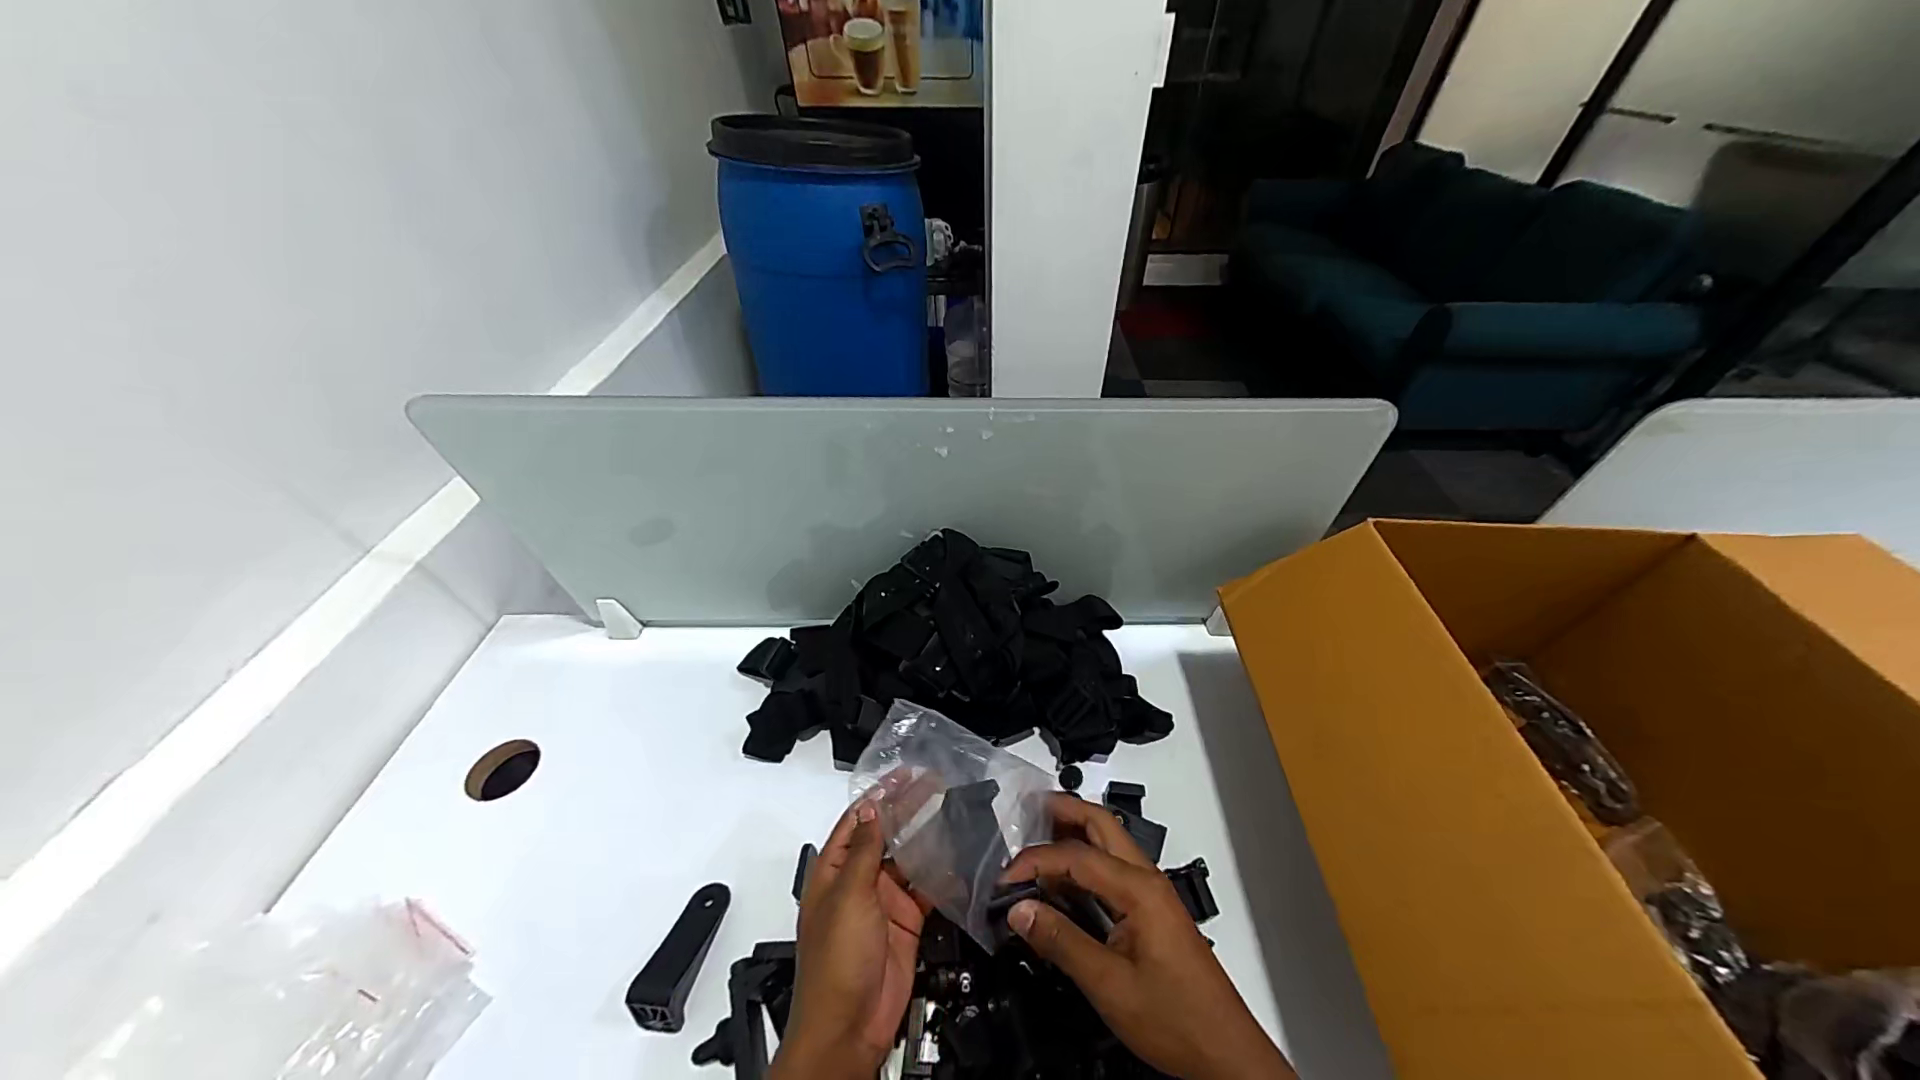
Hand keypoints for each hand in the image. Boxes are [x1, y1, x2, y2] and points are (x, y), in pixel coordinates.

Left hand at [772, 798, 929, 1079]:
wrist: (850, 1027)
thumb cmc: (833, 966)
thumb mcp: (847, 897)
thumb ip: (862, 852)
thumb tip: (871, 810)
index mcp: (833, 870)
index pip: (858, 820)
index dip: (880, 795)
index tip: (903, 774)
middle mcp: (858, 881)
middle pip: (887, 835)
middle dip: (908, 809)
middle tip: (934, 785)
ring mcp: (883, 902)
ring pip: (909, 859)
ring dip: (927, 838)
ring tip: (950, 811)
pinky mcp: (906, 923)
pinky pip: (926, 890)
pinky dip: (942, 875)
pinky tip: (958, 859)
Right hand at [1002, 794, 1296, 1079]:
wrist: (1225, 1052)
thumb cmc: (1181, 1021)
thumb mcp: (1109, 985)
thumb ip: (1062, 942)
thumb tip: (1022, 912)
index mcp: (1139, 891)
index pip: (1076, 856)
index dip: (1035, 861)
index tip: (1007, 879)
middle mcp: (1148, 881)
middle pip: (1101, 823)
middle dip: (1062, 811)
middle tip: (1026, 812)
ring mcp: (1152, 894)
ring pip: (1109, 842)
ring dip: (1073, 833)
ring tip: (1037, 840)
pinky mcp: (1152, 910)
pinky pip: (1113, 869)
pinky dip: (1084, 861)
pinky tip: (1064, 880)